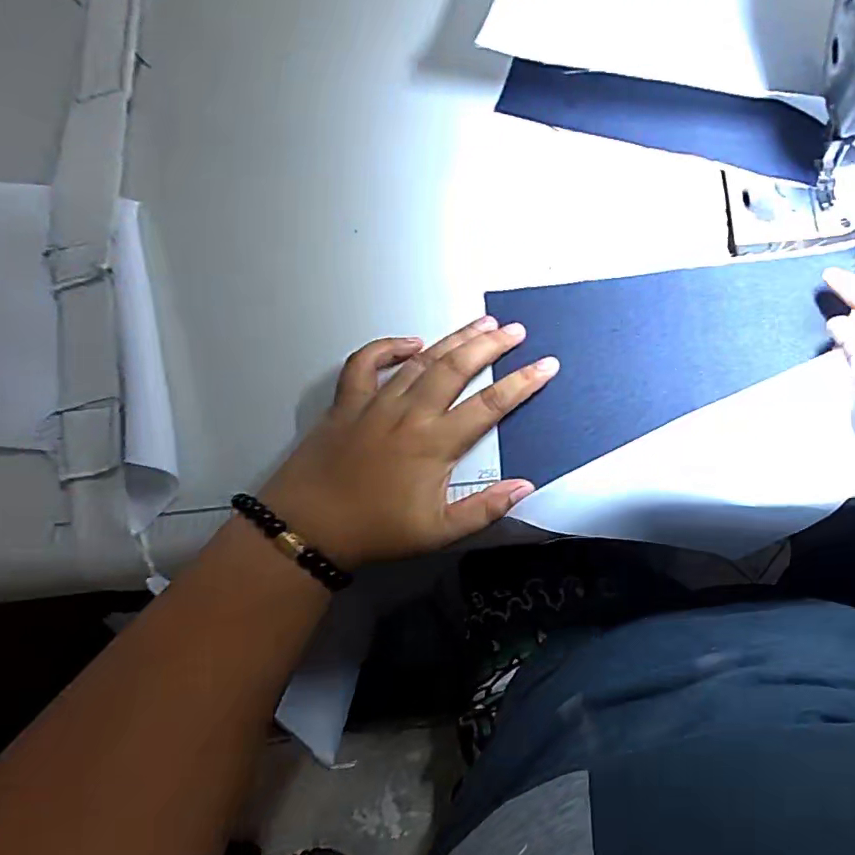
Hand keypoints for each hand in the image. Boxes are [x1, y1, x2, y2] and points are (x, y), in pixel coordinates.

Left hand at [258, 317, 556, 567]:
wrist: (308, 528)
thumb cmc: (378, 531)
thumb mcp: (440, 531)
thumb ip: (485, 508)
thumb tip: (525, 486)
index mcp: (436, 444)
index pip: (490, 405)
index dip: (523, 383)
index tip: (546, 365)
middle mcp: (410, 415)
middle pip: (456, 368)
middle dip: (490, 345)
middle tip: (516, 329)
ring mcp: (375, 404)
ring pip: (421, 361)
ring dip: (453, 339)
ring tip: (480, 322)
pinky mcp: (346, 404)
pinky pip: (365, 364)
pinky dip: (387, 348)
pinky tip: (410, 342)